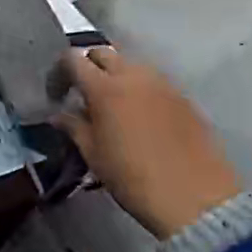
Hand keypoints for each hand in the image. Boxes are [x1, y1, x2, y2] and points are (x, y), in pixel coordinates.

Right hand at [54, 47, 242, 238]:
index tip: (57, 94)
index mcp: (104, 87)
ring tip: (113, 106)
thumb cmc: (133, 178)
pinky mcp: (183, 97)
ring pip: (131, 65)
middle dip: (88, 66)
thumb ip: (73, 127)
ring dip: (116, 76)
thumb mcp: (94, 155)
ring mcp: (162, 83)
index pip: (73, 59)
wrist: (195, 197)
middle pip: (103, 53)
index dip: (60, 71)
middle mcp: (133, 75)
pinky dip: (140, 90)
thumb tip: (58, 115)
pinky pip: (153, 82)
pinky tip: (140, 118)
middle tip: (83, 94)